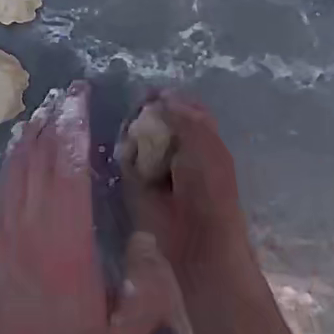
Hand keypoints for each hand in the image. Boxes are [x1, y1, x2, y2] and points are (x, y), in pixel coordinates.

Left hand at [0, 82, 179, 333]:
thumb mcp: (126, 332)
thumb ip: (148, 284)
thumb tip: (149, 236)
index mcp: (65, 244)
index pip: (67, 170)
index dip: (74, 128)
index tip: (82, 98)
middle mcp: (32, 226)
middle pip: (41, 156)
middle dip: (57, 117)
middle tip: (74, 88)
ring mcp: (10, 228)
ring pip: (19, 164)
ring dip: (36, 129)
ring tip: (52, 103)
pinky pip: (6, 181)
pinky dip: (16, 152)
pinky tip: (25, 139)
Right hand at [122, 90, 253, 283]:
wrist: (196, 240)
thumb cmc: (208, 189)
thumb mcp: (203, 143)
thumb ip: (184, 116)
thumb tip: (162, 97)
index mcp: (204, 139)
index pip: (185, 109)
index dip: (170, 99)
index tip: (152, 93)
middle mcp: (180, 150)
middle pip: (159, 120)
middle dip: (147, 113)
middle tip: (137, 110)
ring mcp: (158, 167)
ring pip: (141, 137)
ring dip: (134, 131)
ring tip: (131, 129)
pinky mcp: (138, 184)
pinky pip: (127, 159)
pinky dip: (125, 151)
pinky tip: (126, 149)